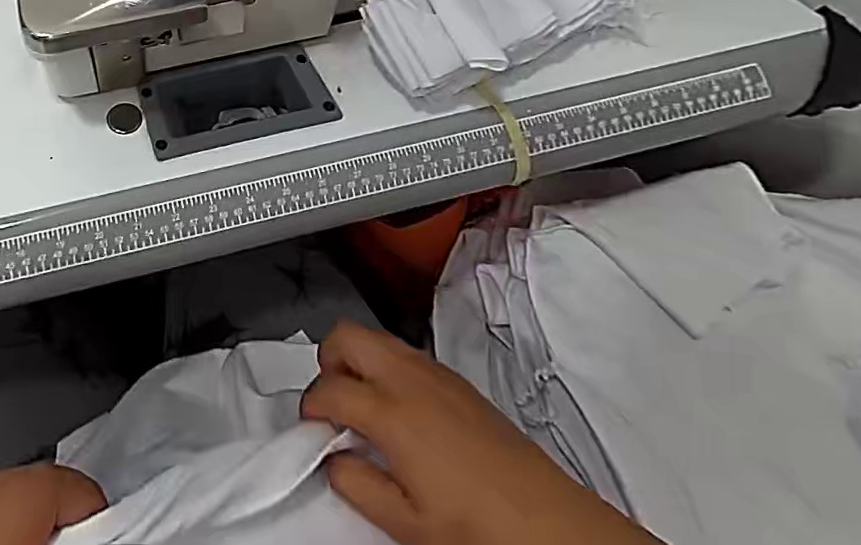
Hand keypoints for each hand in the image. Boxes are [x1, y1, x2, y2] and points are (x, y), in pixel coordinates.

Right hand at [301, 322, 659, 544]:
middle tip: (332, 400)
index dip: (310, 407)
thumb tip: (334, 457)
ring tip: (363, 404)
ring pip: (375, 337)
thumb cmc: (478, 526)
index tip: (312, 427)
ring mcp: (434, 372)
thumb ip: (355, 484)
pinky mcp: (455, 378)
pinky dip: (386, 367)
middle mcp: (408, 378)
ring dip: (357, 359)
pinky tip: (399, 409)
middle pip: (346, 335)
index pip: (328, 388)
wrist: (550, 522)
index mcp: (389, 411)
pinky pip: (404, 352)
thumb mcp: (406, 523)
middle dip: (327, 360)